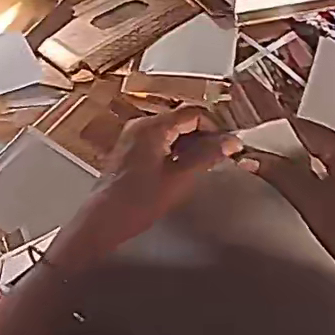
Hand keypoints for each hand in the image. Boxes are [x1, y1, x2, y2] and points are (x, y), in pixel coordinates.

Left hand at [58, 108, 242, 260]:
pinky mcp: (131, 149)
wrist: (103, 221)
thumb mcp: (179, 178)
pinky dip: (176, 150)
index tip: (228, 145)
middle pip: (183, 119)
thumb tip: (230, 142)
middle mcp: (141, 125)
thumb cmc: (137, 201)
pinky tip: (183, 169)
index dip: (215, 128)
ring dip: (191, 144)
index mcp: (153, 127)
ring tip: (204, 165)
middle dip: (204, 136)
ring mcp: (134, 136)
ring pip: (172, 131)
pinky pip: (161, 140)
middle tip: (220, 156)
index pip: (193, 113)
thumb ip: (207, 156)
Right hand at [238, 120, 334, 275]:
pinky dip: (310, 171)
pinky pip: (331, 167)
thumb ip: (280, 174)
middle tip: (257, 154)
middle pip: (314, 138)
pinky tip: (295, 182)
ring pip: (322, 153)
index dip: (274, 132)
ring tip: (272, 168)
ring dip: (296, 159)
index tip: (253, 140)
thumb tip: (256, 159)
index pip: (305, 128)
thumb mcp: (310, 203)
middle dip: (283, 145)